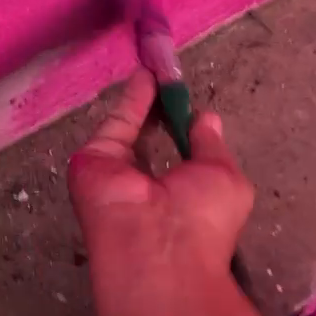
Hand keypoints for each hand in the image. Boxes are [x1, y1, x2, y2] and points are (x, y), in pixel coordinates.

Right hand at [66, 69, 252, 281]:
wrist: (157, 246)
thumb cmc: (203, 221)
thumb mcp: (224, 179)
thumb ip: (211, 146)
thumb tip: (207, 118)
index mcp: (177, 193)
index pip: (178, 153)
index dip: (183, 124)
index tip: (187, 98)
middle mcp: (143, 181)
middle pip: (150, 136)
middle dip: (160, 108)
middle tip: (169, 78)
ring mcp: (114, 169)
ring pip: (129, 127)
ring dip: (144, 99)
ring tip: (159, 68)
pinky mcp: (91, 158)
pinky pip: (114, 125)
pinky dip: (131, 100)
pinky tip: (145, 77)